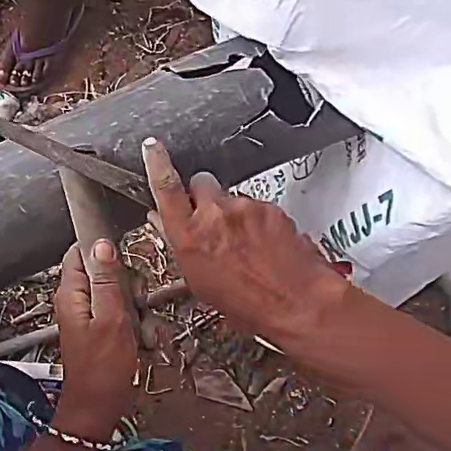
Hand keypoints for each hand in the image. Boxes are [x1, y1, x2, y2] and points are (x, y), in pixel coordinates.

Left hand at [51, 240, 138, 441]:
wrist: (98, 408)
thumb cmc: (102, 369)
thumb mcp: (111, 319)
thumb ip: (107, 280)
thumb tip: (102, 245)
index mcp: (71, 293)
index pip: (80, 252)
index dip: (104, 250)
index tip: (124, 263)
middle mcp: (77, 300)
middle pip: (104, 271)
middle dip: (126, 282)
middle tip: (135, 301)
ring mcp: (90, 315)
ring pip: (118, 293)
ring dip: (135, 305)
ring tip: (138, 324)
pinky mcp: (102, 329)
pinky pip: (122, 313)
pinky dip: (134, 322)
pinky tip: (139, 337)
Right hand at [142, 137, 353, 346]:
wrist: (297, 303)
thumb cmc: (247, 303)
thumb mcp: (199, 280)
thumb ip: (179, 242)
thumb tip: (161, 220)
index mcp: (189, 235)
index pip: (165, 185)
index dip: (156, 162)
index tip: (153, 146)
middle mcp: (214, 215)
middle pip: (200, 183)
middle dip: (202, 195)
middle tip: (212, 220)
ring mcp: (244, 208)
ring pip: (230, 196)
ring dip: (232, 212)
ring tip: (244, 244)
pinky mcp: (269, 207)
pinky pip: (255, 205)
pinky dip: (256, 220)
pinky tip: (263, 244)